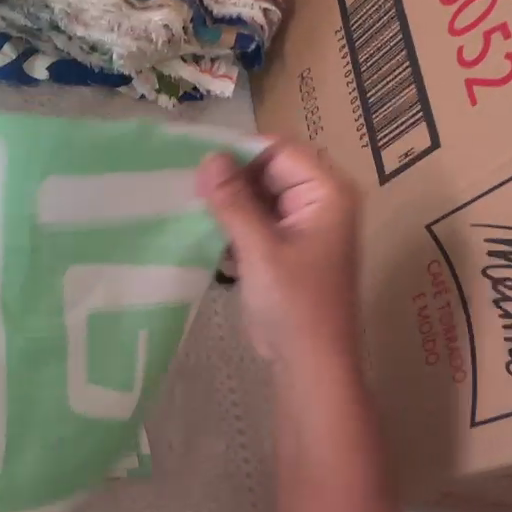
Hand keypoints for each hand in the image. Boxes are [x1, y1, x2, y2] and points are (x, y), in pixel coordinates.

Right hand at [195, 142, 362, 373]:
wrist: (309, 361)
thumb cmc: (293, 305)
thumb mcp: (259, 250)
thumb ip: (234, 203)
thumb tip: (208, 159)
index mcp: (326, 192)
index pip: (278, 150)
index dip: (237, 154)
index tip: (193, 167)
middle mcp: (318, 202)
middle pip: (268, 172)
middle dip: (229, 181)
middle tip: (185, 192)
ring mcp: (302, 228)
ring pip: (258, 200)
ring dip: (226, 207)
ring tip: (189, 213)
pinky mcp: (285, 251)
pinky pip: (255, 225)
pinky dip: (231, 228)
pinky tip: (205, 238)